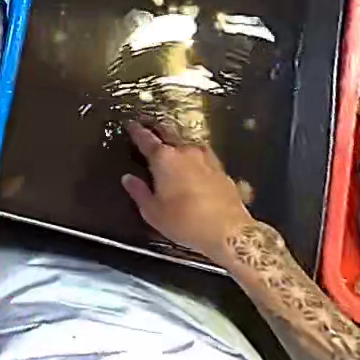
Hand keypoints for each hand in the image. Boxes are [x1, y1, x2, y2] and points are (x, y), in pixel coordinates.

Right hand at [120, 120, 252, 261]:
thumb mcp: (152, 211)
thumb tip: (128, 179)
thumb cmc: (186, 222)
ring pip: (187, 142)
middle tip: (149, 129)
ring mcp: (206, 159)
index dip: (135, 130)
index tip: (130, 125)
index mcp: (163, 158)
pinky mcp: (222, 170)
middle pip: (167, 132)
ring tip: (172, 146)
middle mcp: (184, 152)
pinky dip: (195, 156)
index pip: (144, 137)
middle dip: (156, 129)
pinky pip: (203, 156)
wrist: (231, 234)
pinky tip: (194, 164)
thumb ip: (138, 191)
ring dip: (177, 142)